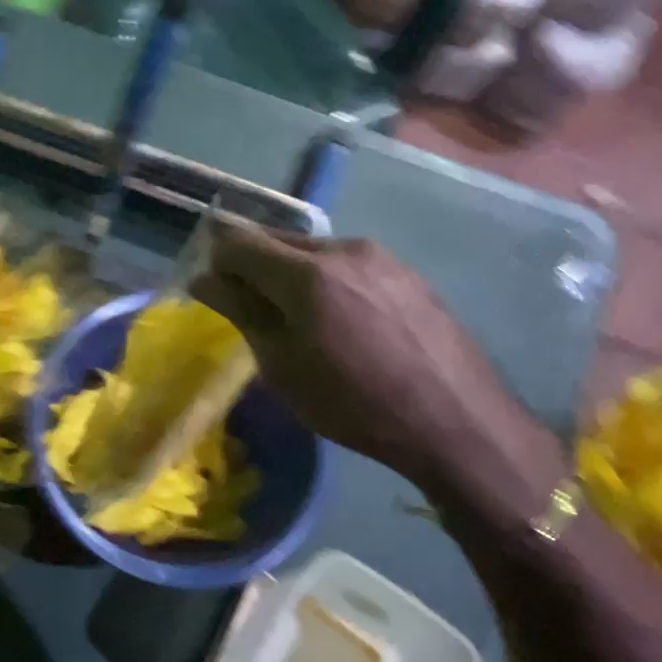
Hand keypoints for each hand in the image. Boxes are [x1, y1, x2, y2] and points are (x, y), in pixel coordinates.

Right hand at [190, 221, 546, 493]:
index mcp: (305, 272)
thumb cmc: (351, 401)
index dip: (217, 264)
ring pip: (316, 253)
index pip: (238, 242)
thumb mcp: (280, 364)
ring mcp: (383, 258)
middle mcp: (343, 249)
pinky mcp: (409, 275)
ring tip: (299, 322)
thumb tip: (205, 279)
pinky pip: (350, 267)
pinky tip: (341, 325)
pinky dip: (329, 284)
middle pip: (278, 240)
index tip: (215, 296)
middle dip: (254, 266)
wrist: (456, 421)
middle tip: (251, 310)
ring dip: (292, 275)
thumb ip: (241, 311)